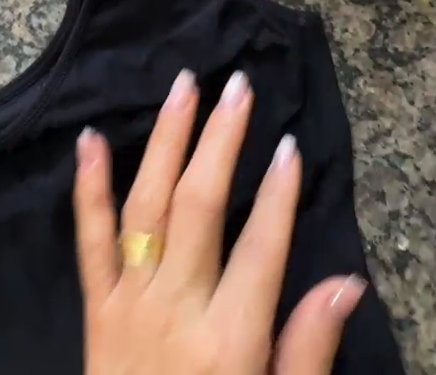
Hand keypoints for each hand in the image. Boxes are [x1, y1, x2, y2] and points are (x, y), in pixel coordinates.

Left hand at [73, 70, 366, 374]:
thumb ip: (309, 350)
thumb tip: (347, 282)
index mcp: (229, 341)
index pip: (261, 249)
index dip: (278, 194)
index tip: (288, 144)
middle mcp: (175, 309)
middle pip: (199, 207)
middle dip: (221, 141)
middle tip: (237, 87)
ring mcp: (129, 303)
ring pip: (146, 205)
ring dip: (166, 140)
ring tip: (182, 88)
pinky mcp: (96, 308)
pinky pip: (90, 240)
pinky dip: (88, 186)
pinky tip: (89, 139)